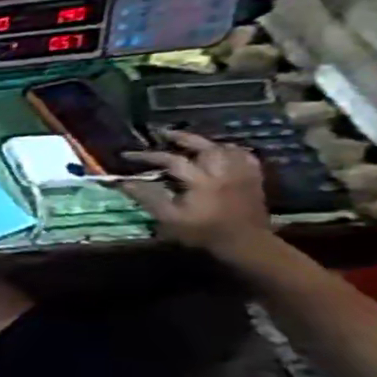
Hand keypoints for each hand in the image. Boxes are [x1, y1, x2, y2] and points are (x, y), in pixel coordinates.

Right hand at [123, 130, 270, 255]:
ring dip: (207, 143)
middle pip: (204, 146)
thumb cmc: (201, 231)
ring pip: (226, 148)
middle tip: (164, 134)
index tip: (127, 155)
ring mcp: (241, 174)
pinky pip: (246, 157)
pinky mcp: (253, 179)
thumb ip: (148, 197)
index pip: (171, 160)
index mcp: (201, 180)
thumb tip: (123, 182)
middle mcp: (223, 171)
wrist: (244, 242)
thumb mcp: (168, 217)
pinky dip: (233, 151)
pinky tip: (224, 152)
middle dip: (182, 138)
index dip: (147, 156)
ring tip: (192, 143)